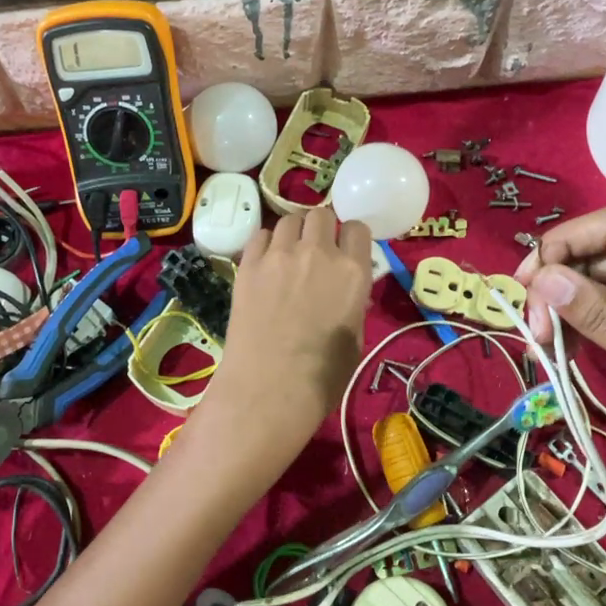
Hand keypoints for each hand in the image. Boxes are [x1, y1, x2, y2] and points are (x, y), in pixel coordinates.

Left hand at [193, 206, 373, 464]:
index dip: (352, 238)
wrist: (268, 390)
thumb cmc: (321, 377)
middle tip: (317, 251)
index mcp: (353, 272)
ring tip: (290, 253)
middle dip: (322, 229)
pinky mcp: (248, 265)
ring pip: (289, 219)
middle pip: (322, 215)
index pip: (358, 228)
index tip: (346, 251)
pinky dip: (266, 243)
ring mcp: (279, 255)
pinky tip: (266, 262)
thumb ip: (352, 301)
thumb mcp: (355, 338)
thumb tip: (345, 288)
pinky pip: (259, 235)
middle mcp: (318, 253)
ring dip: (294, 232)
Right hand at [515, 206, 605, 502]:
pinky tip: (566, 349)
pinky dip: (586, 326)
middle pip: (605, 254)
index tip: (527, 281)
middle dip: (561, 281)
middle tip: (533, 327)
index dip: (565, 243)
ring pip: (605, 285)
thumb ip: (601, 317)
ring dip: (568, 306)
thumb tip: (545, 278)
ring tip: (544, 343)